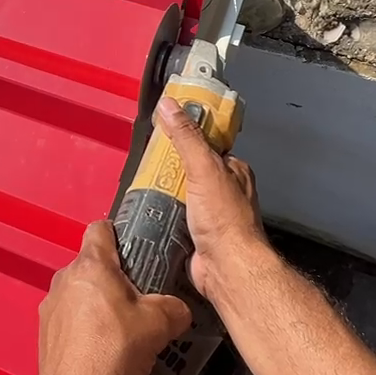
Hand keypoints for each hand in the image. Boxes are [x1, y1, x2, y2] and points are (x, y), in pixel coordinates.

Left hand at [34, 222, 191, 374]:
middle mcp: (65, 278)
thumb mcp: (159, 325)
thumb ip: (174, 308)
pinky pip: (67, 319)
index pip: (100, 228)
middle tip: (137, 300)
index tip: (133, 247)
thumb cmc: (114, 350)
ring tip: (120, 331)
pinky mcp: (44, 333)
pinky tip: (101, 352)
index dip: (118, 233)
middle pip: (91, 265)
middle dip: (113, 278)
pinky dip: (82, 328)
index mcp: (91, 265)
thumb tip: (179, 310)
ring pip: (78, 293)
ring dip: (96, 304)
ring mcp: (50, 306)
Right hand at [152, 95, 266, 296]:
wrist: (226, 268)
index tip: (163, 129)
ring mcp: (210, 213)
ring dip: (163, 192)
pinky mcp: (196, 234)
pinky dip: (161, 213)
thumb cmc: (225, 219)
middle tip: (147, 163)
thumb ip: (186, 136)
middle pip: (190, 168)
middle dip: (169, 167)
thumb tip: (169, 105)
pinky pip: (174, 216)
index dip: (186, 134)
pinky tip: (149, 210)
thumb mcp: (203, 168)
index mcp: (233, 170)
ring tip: (142, 185)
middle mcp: (224, 191)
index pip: (207, 143)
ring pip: (180, 193)